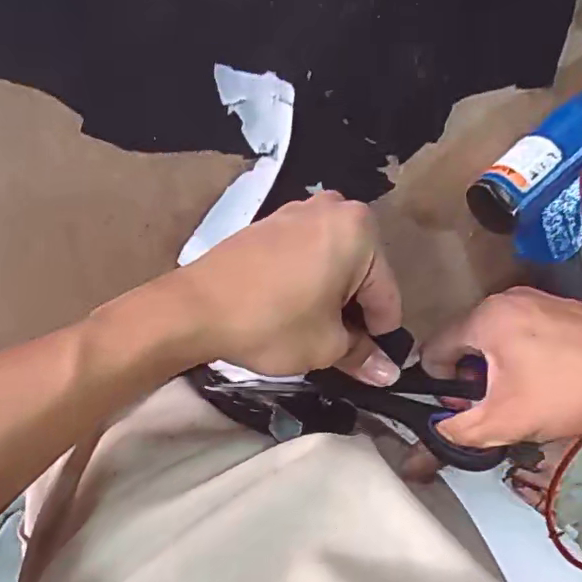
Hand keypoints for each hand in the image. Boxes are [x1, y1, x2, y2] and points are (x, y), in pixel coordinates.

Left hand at [159, 192, 403, 384]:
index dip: (381, 335)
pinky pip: (300, 260)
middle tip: (336, 350)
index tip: (370, 361)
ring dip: (327, 300)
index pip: (386, 293)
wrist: (194, 309)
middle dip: (352, 314)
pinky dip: (302, 286)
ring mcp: (294, 214)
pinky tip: (287, 313)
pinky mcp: (265, 228)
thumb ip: (360, 355)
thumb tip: (387, 372)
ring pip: (328, 266)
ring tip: (309, 334)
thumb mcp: (323, 346)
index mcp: (359, 229)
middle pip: (358, 275)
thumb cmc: (270, 324)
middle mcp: (331, 208)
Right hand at [419, 288, 581, 447]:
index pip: (432, 352)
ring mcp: (539, 300)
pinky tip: (547, 382)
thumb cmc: (574, 393)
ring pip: (491, 343)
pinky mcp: (564, 309)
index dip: (439, 388)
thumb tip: (440, 428)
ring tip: (523, 397)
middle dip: (468, 381)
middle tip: (494, 407)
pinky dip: (521, 361)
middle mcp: (506, 299)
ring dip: (494, 374)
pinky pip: (521, 336)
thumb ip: (453, 430)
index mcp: (485, 317)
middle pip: (462, 346)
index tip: (465, 409)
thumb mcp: (502, 423)